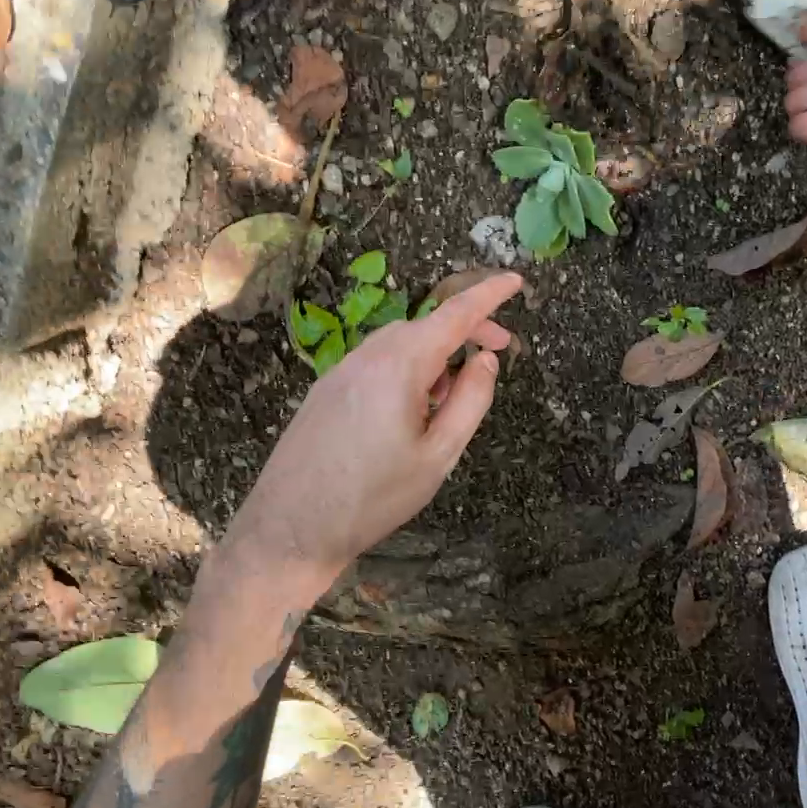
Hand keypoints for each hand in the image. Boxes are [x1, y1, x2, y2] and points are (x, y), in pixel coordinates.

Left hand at [221, 273, 523, 587]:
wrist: (291, 528)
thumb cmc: (375, 497)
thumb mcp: (439, 455)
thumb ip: (471, 400)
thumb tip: (487, 359)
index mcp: (399, 366)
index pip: (454, 314)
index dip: (489, 294)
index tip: (516, 280)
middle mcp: (367, 356)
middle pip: (426, 326)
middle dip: (466, 332)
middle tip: (498, 353)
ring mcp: (341, 371)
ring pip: (400, 345)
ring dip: (436, 357)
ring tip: (448, 404)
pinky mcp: (326, 390)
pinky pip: (377, 363)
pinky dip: (407, 371)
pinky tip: (410, 414)